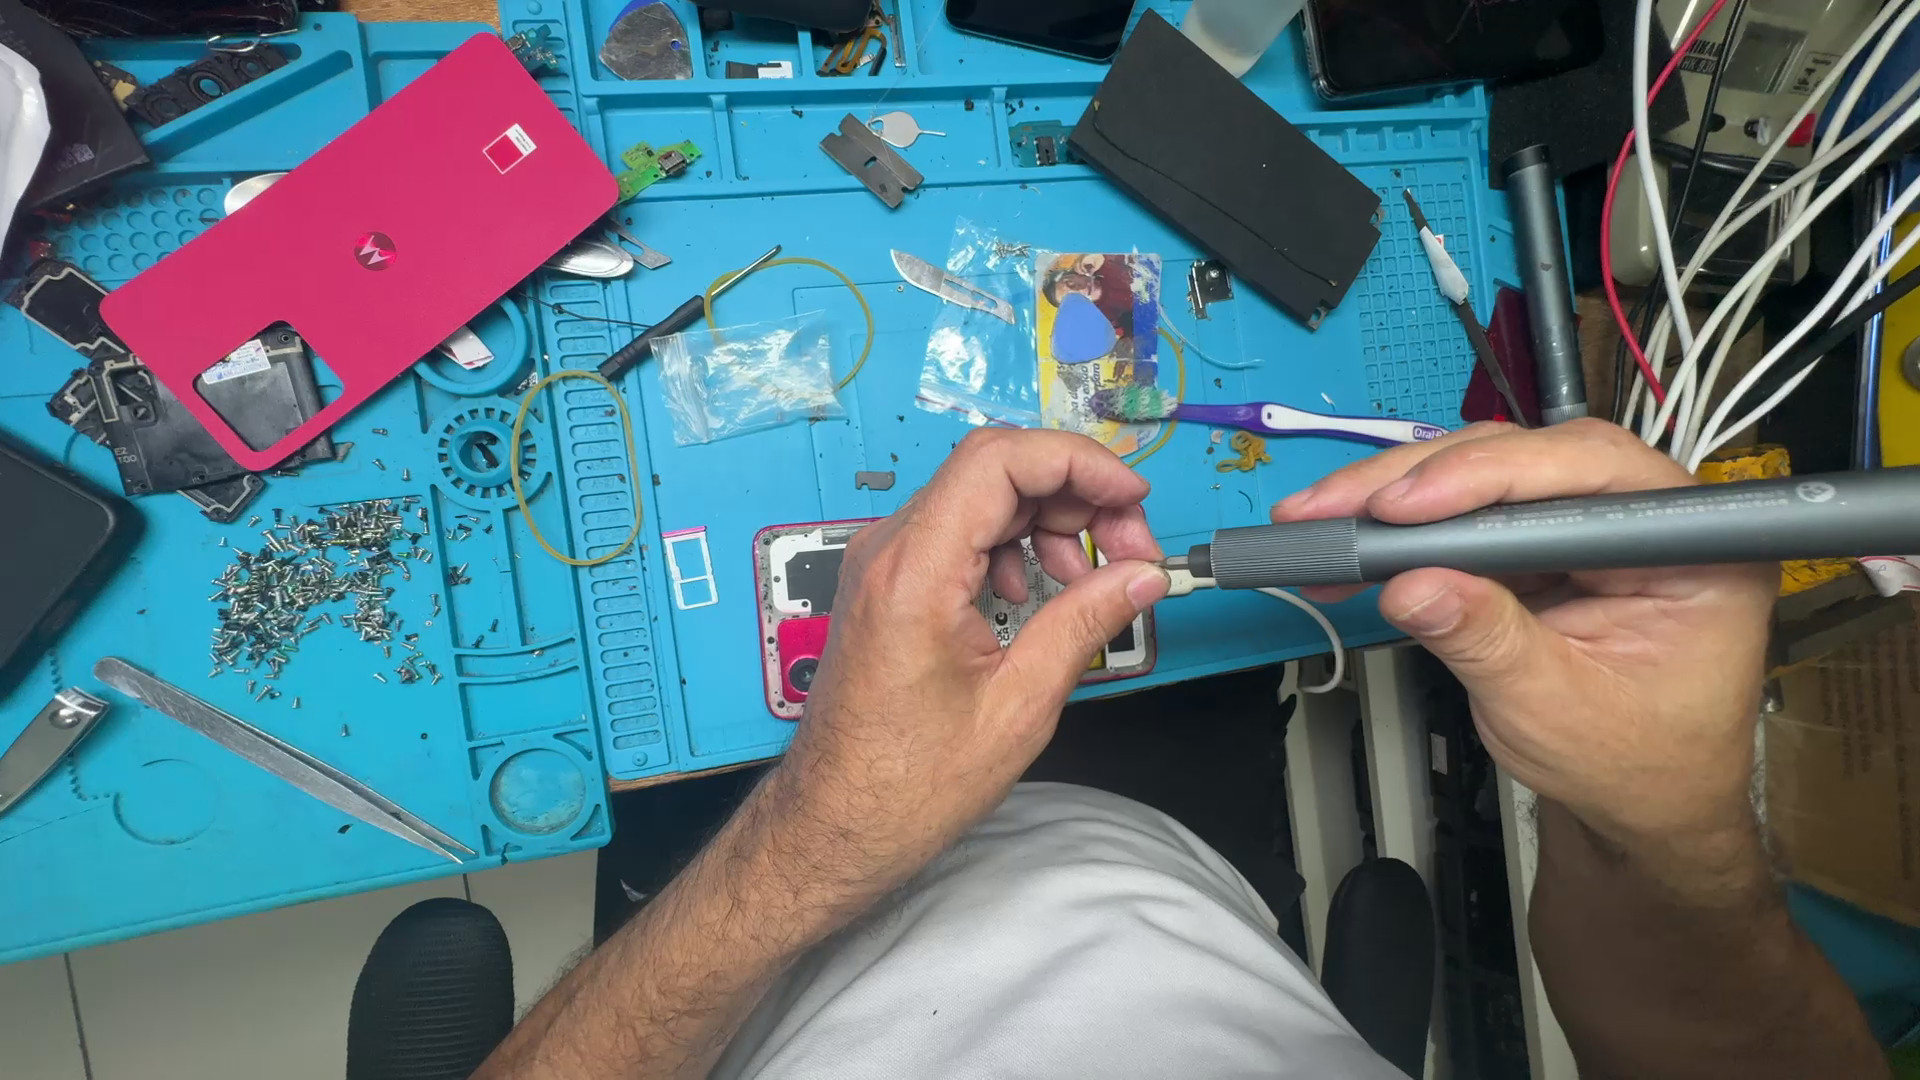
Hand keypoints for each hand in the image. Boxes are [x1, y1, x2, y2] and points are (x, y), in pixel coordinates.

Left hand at [768, 429, 1168, 889]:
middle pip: (995, 470)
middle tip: (1128, 548)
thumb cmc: (910, 782)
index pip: (1000, 460)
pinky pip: (959, 530)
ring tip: (1085, 579)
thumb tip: (1142, 576)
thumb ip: (1085, 623)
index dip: (1079, 462)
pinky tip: (1034, 590)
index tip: (1134, 497)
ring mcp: (883, 559)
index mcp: (915, 570)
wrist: (834, 822)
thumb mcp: (1017, 705)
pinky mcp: (889, 578)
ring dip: (1046, 521)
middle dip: (1075, 495)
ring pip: (980, 496)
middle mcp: (889, 548)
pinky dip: (1011, 544)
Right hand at [1273, 420, 1774, 845]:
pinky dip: (1384, 532)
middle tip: (1325, 507)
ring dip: (1381, 496)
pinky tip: (1340, 550)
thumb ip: (1488, 643)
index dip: (1486, 477)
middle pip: (1513, 458)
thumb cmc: (1626, 760)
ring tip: (1314, 520)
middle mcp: (1629, 516)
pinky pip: (1444, 517)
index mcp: (1687, 548)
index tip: (1400, 509)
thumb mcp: (1554, 708)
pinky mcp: (1519, 543)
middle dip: (1408, 479)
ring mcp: (1568, 526)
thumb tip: (1411, 587)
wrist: (1628, 792)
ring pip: (1466, 475)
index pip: (1587, 472)